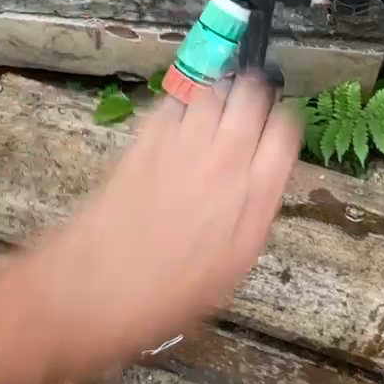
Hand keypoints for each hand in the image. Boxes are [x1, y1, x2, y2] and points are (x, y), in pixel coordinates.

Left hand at [16, 73, 299, 381]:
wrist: (97, 288)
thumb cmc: (169, 294)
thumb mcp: (231, 265)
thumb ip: (252, 214)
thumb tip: (258, 180)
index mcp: (255, 196)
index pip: (286, 131)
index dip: (283, 120)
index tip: (273, 124)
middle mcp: (226, 159)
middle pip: (252, 95)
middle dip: (253, 90)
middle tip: (245, 100)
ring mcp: (184, 142)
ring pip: (214, 88)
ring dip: (218, 89)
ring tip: (214, 103)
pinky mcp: (146, 135)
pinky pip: (174, 99)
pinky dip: (183, 100)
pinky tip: (180, 114)